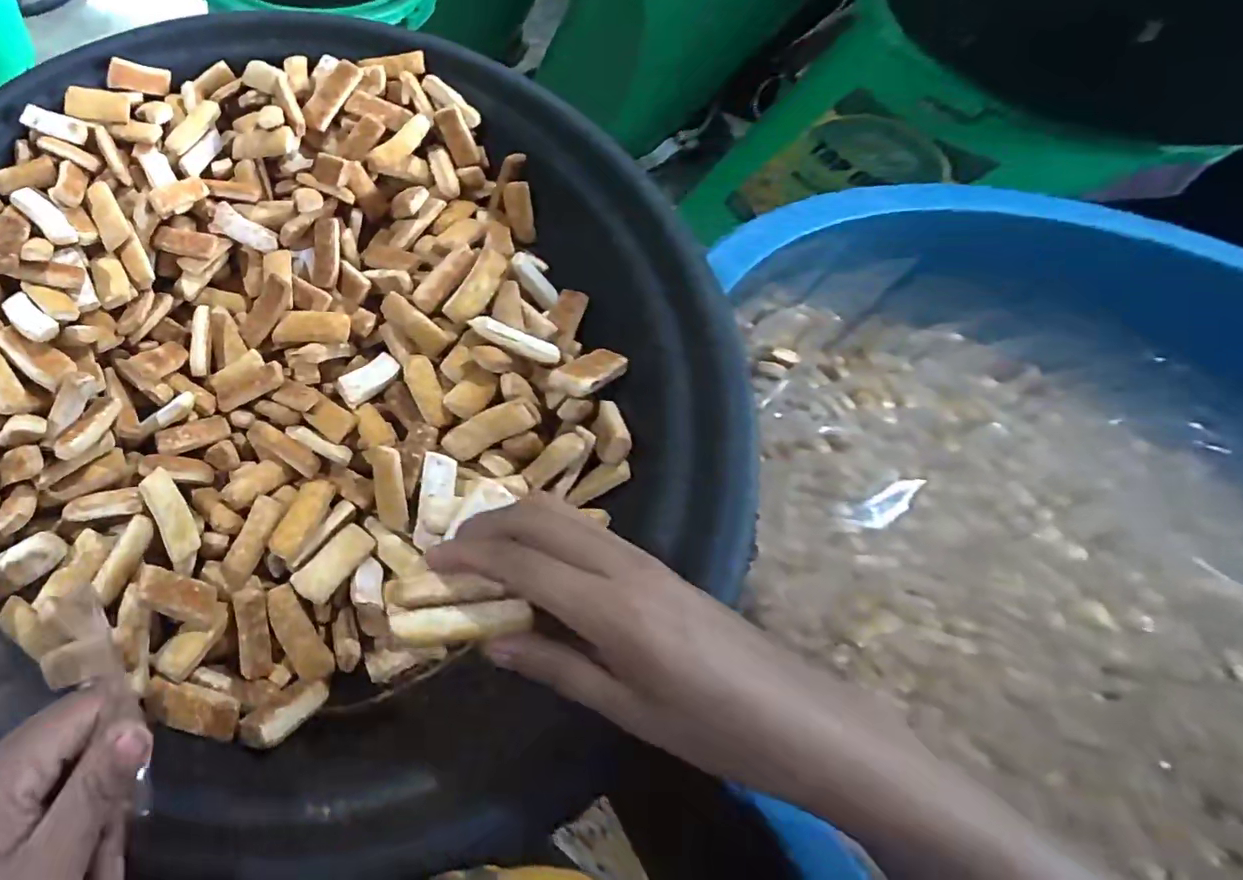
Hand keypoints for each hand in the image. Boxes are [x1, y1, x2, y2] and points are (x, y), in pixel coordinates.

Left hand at [0, 686, 151, 879]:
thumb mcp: (54, 863)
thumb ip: (96, 788)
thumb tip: (137, 722)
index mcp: (11, 760)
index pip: (89, 702)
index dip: (125, 729)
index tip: (138, 784)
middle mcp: (3, 758)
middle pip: (85, 732)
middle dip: (110, 782)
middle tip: (107, 848)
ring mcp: (1, 784)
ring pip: (79, 767)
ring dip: (99, 814)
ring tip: (94, 872)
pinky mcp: (5, 810)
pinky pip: (61, 794)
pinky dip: (80, 828)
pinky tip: (80, 867)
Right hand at [428, 494, 902, 801]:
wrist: (810, 720)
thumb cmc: (717, 730)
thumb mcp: (629, 711)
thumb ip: (554, 667)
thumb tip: (489, 642)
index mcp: (613, 610)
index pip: (522, 564)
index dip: (470, 558)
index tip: (432, 562)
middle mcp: (622, 567)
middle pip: (536, 517)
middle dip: (484, 525)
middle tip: (450, 551)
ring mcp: (640, 557)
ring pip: (559, 511)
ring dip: (511, 519)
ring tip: (481, 549)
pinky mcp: (652, 560)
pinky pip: (581, 526)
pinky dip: (541, 528)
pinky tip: (532, 559)